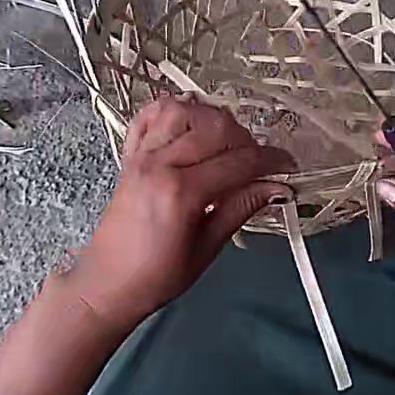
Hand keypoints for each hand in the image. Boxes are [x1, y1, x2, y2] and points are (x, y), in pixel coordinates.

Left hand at [68, 97, 294, 330]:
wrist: (106, 284)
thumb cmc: (157, 276)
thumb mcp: (207, 247)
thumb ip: (240, 208)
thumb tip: (277, 188)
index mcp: (181, 193)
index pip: (238, 162)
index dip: (270, 161)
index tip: (288, 166)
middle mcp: (160, 164)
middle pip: (215, 127)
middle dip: (246, 140)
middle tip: (257, 163)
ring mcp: (141, 156)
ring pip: (184, 111)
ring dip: (212, 119)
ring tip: (225, 143)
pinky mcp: (130, 155)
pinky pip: (149, 116)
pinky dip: (172, 110)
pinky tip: (191, 125)